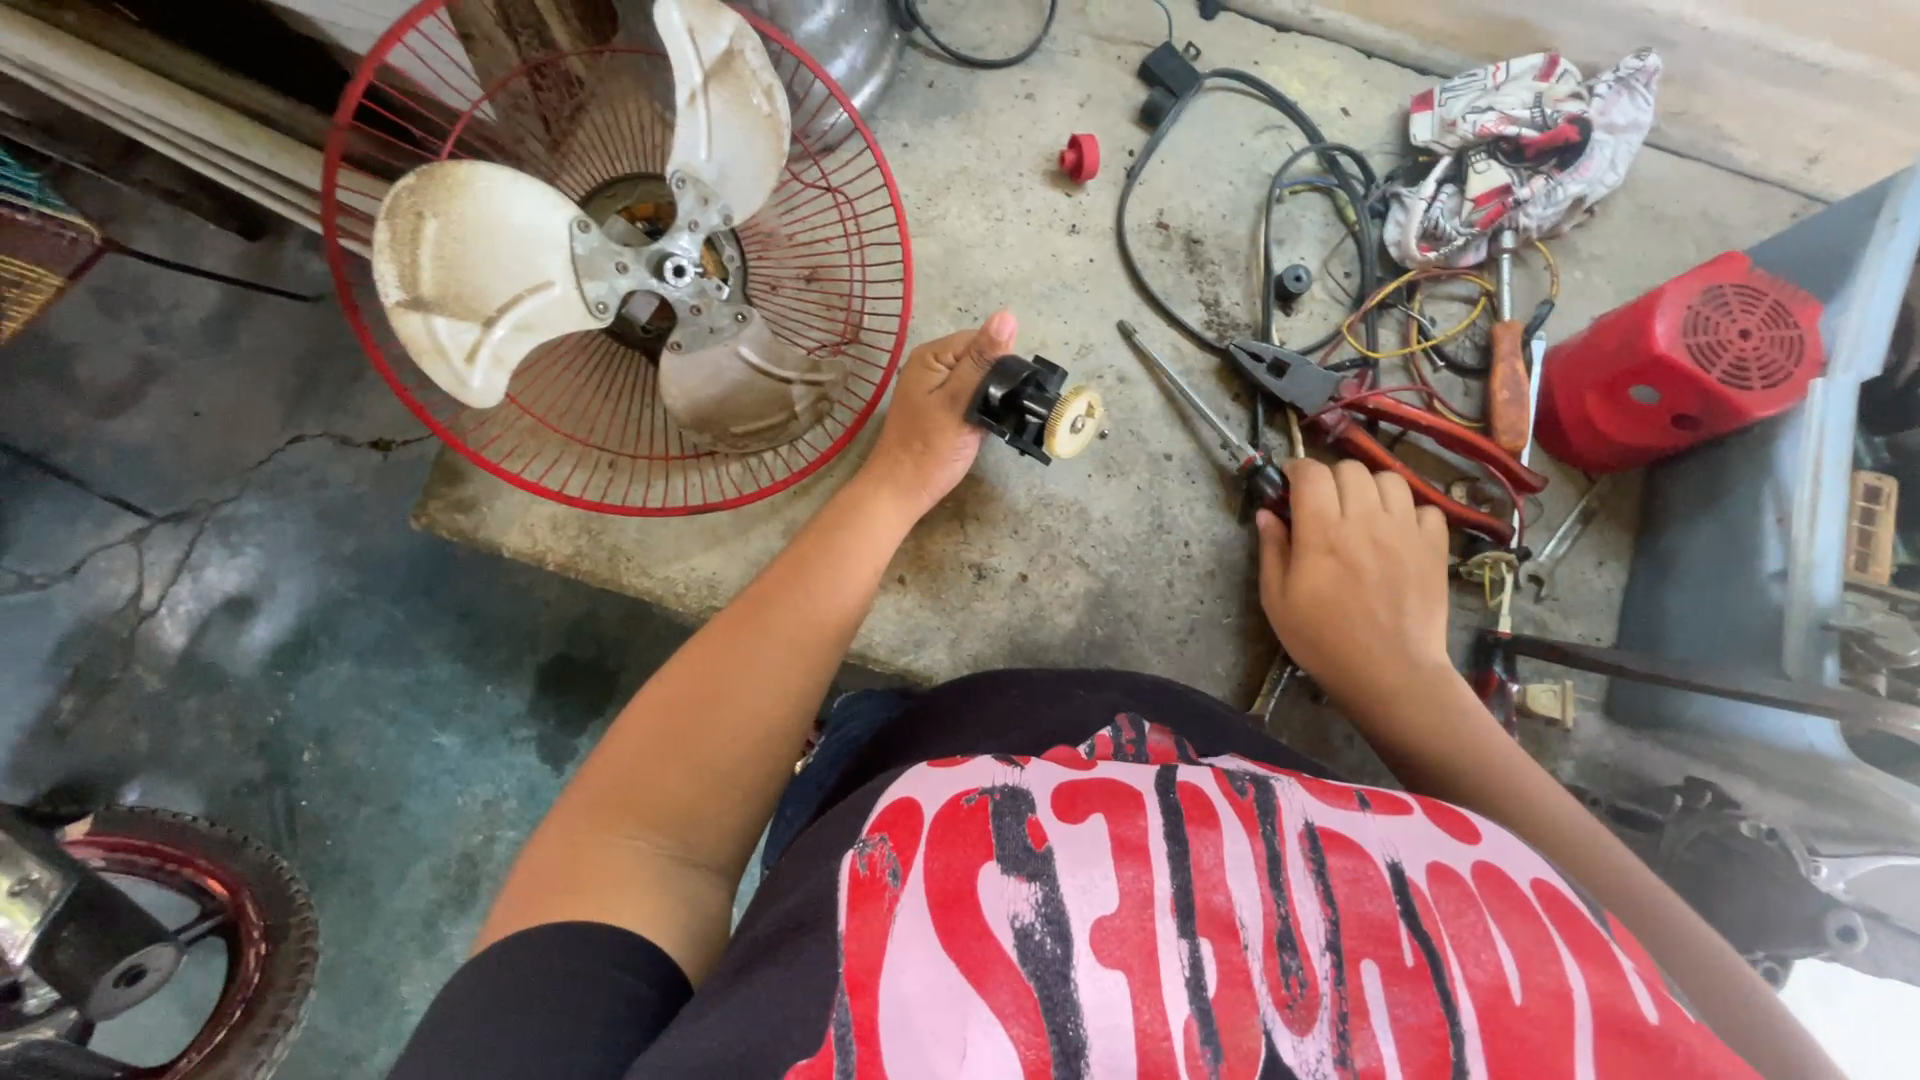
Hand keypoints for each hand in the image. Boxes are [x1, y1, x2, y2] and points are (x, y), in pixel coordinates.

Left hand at [859, 311, 1017, 517]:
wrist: (902, 491)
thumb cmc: (929, 449)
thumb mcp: (959, 401)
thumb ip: (982, 361)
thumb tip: (1007, 316)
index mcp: (932, 356)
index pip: (981, 340)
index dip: (1000, 362)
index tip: (1009, 391)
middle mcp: (933, 366)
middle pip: (981, 359)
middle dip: (997, 381)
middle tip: (1002, 409)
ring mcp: (937, 389)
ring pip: (979, 381)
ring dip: (991, 398)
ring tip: (995, 419)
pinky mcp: (944, 409)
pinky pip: (972, 398)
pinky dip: (983, 410)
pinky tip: (986, 426)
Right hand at [1255, 458, 1456, 723]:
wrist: (1390, 672)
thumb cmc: (1323, 640)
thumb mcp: (1278, 601)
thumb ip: (1272, 551)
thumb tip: (1266, 514)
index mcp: (1322, 534)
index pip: (1311, 474)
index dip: (1297, 469)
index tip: (1289, 482)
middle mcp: (1366, 522)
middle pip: (1350, 469)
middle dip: (1331, 477)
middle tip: (1322, 502)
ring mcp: (1405, 532)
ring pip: (1390, 479)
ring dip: (1369, 487)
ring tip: (1361, 511)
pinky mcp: (1433, 547)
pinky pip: (1426, 507)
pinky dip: (1408, 511)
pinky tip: (1395, 531)